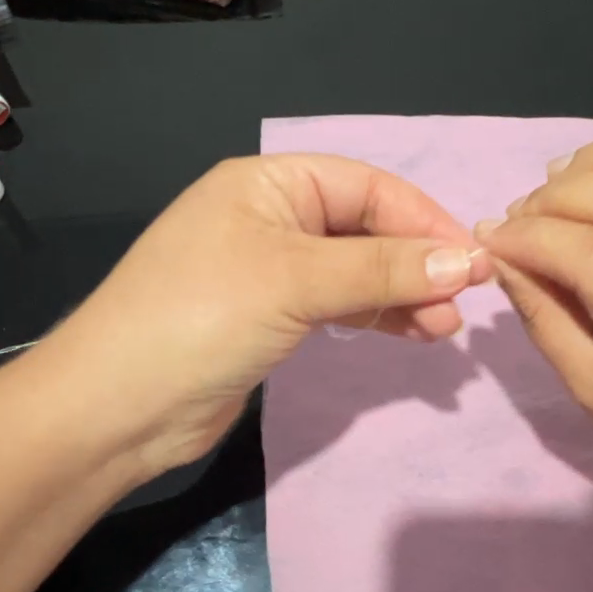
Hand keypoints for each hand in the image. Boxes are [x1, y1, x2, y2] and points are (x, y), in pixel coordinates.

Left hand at [49, 155, 491, 477]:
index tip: (475, 260)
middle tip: (466, 300)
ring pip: (356, 270)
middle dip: (417, 262)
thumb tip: (468, 261)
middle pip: (365, 228)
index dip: (423, 220)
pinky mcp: (271, 317)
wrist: (117, 408)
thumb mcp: (296, 282)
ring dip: (404, 294)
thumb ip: (383, 270)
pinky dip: (376, 316)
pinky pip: (338, 304)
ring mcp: (270, 270)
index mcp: (268, 183)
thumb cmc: (201, 319)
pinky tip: (414, 333)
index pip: (366, 187)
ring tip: (446, 329)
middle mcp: (271, 218)